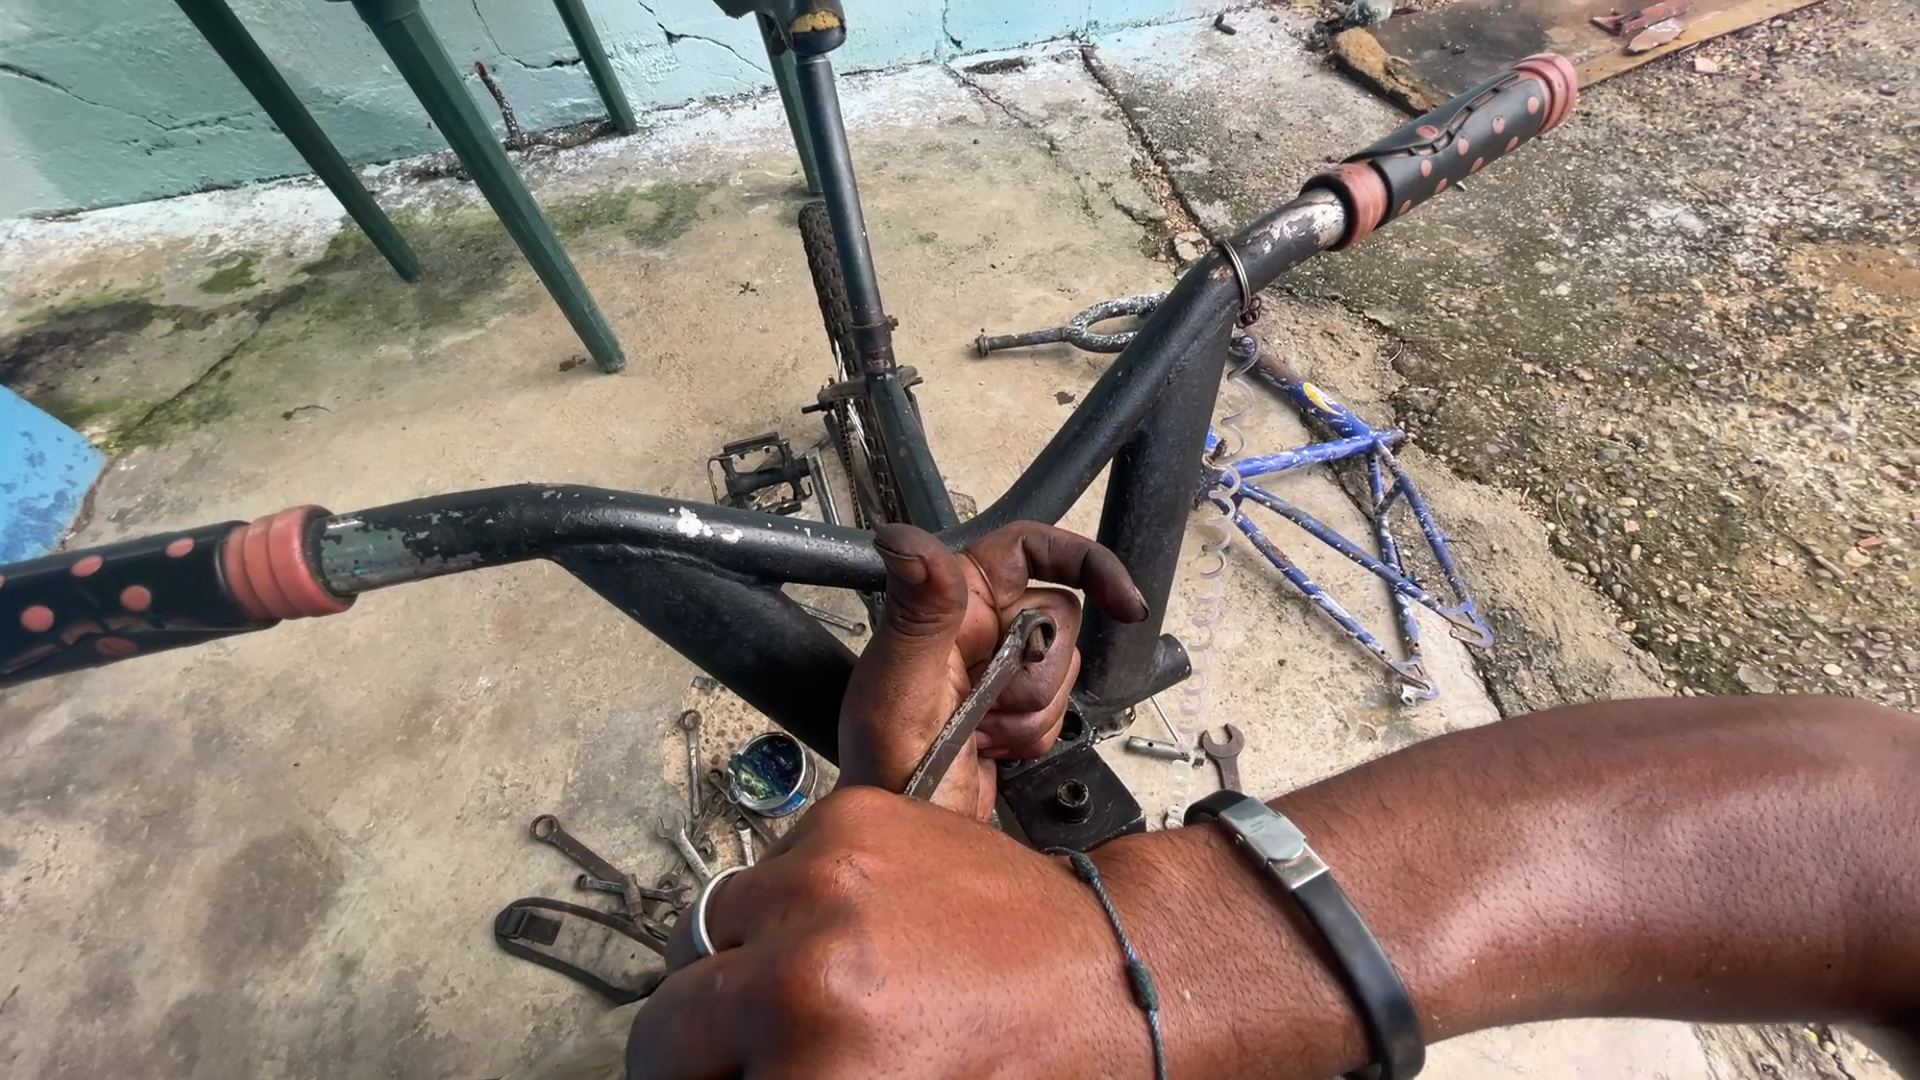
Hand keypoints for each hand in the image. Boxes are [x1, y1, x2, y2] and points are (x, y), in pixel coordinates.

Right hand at [625, 789, 1162, 1079]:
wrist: (1094, 969)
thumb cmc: (1018, 1065)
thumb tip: (735, 1076)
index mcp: (817, 1070)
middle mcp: (807, 964)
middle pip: (664, 1024)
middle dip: (700, 1050)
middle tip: (749, 1054)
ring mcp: (829, 872)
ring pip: (712, 928)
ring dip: (742, 962)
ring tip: (804, 980)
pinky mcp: (854, 813)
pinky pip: (775, 863)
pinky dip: (791, 898)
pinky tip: (846, 921)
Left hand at [836, 521, 1147, 817]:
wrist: (909, 834)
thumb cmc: (886, 765)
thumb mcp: (902, 683)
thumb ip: (919, 610)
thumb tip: (902, 540)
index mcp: (951, 598)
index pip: (1029, 547)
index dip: (1083, 561)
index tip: (1120, 598)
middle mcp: (981, 623)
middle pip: (1061, 616)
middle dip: (1037, 668)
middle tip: (986, 699)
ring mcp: (1002, 667)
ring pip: (1065, 667)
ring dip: (1031, 710)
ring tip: (981, 729)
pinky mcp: (1017, 707)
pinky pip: (1059, 709)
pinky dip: (1033, 734)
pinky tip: (991, 745)